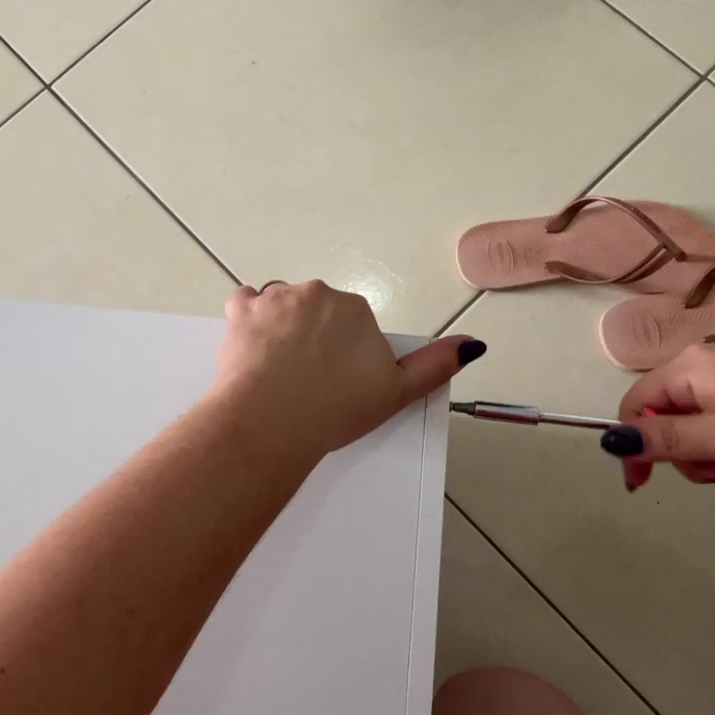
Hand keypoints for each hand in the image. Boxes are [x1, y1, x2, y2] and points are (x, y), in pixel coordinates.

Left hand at [210, 280, 485, 460]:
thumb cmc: (336, 408)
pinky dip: (247, 320)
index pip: (351, 323)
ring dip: (279, 327)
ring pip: (279, 305)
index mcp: (355, 308)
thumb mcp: (397, 392)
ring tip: (277, 370)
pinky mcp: (239, 310)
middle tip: (307, 380)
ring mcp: (274, 298)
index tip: (336, 381)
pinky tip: (250, 348)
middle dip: (312, 337)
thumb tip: (474, 344)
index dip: (344, 353)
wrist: (272, 422)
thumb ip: (436, 365)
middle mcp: (317, 293)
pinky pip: (243, 302)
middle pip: (315, 310)